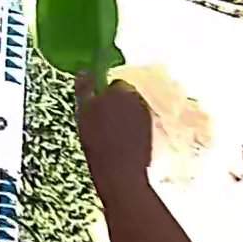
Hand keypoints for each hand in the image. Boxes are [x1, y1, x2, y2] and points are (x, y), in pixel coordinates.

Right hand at [76, 73, 154, 189]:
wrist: (121, 172)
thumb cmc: (98, 138)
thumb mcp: (83, 110)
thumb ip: (84, 87)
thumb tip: (84, 69)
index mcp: (124, 90)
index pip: (115, 84)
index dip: (104, 95)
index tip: (96, 108)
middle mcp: (142, 101)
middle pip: (128, 98)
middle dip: (118, 106)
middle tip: (103, 123)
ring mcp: (152, 119)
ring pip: (135, 114)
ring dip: (127, 120)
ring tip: (113, 137)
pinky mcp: (158, 136)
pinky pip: (143, 129)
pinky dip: (135, 134)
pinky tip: (125, 146)